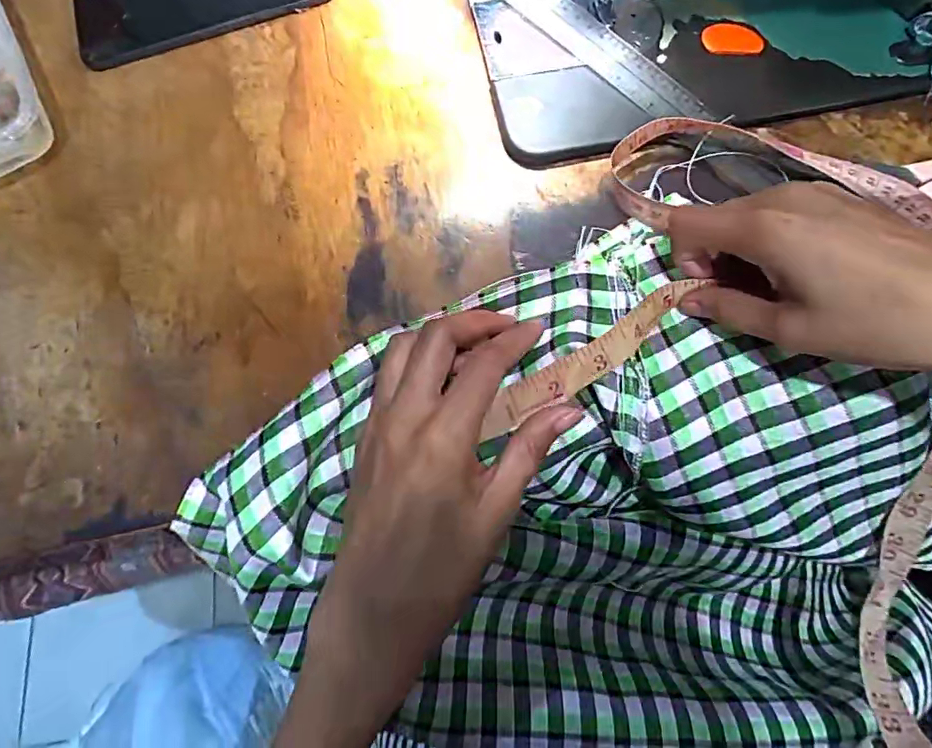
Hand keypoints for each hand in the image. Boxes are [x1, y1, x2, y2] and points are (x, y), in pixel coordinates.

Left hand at [275, 311, 581, 747]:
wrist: (371, 610)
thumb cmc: (442, 571)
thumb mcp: (495, 514)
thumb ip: (528, 450)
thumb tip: (567, 408)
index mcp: (442, 437)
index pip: (480, 365)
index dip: (511, 339)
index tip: (537, 329)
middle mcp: (403, 415)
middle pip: (434, 338)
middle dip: (473, 321)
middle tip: (507, 329)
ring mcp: (376, 420)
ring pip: (402, 347)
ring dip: (439, 335)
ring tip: (474, 348)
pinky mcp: (364, 431)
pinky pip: (387, 373)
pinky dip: (415, 357)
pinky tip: (440, 378)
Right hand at [648, 181, 931, 375]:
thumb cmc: (882, 323)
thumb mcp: (795, 330)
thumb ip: (729, 309)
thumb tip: (687, 300)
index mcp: (761, 226)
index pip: (683, 223)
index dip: (681, 257)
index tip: (710, 290)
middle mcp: (779, 197)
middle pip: (714, 217)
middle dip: (713, 256)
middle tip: (749, 299)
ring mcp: (814, 191)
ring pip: (747, 214)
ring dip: (744, 249)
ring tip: (787, 289)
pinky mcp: (841, 195)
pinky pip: (782, 211)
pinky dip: (775, 238)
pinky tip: (817, 271)